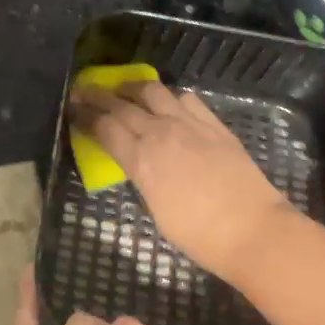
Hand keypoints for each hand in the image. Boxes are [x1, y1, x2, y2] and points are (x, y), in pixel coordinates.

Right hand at [75, 82, 294, 278]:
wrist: (252, 229)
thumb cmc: (200, 236)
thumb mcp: (156, 211)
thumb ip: (143, 178)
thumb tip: (136, 163)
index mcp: (141, 159)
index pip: (105, 127)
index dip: (85, 116)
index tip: (72, 109)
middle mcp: (161, 132)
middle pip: (122, 104)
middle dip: (98, 96)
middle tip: (83, 90)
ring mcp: (189, 123)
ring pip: (153, 91)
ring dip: (132, 88)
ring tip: (123, 89)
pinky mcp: (213, 124)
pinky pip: (185, 98)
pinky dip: (169, 97)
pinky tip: (167, 102)